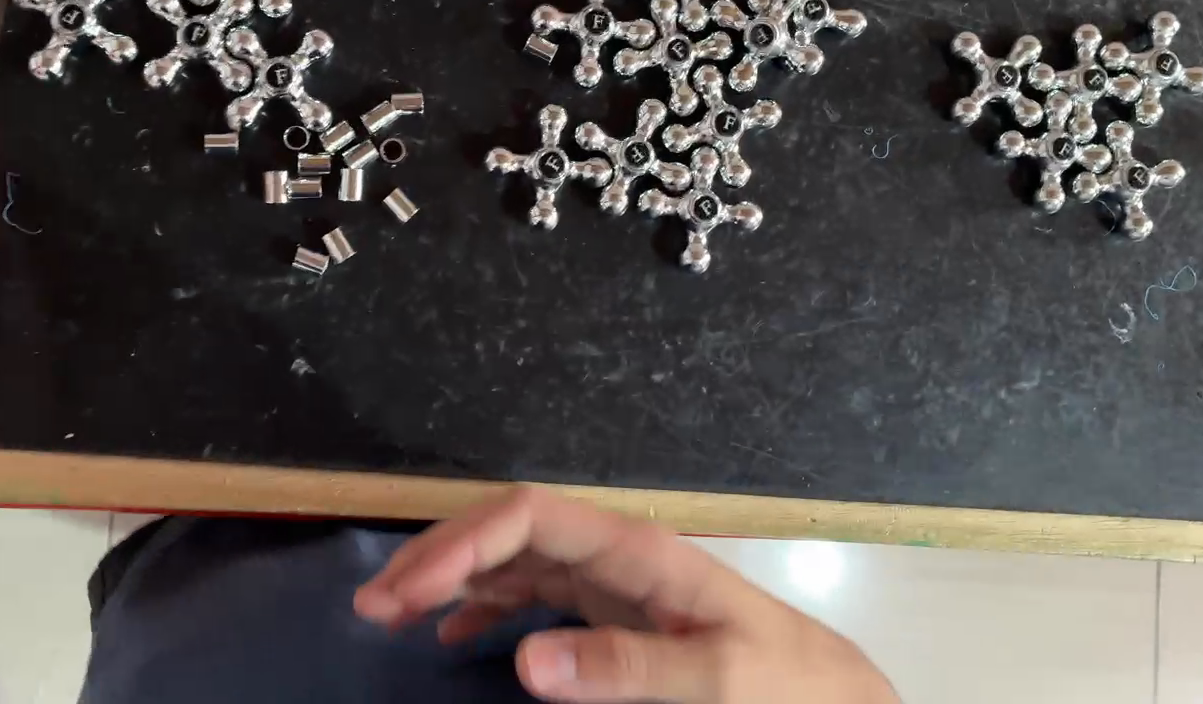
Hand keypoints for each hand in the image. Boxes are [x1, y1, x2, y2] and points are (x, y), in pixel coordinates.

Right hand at [355, 488, 898, 703]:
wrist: (827, 693)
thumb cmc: (782, 678)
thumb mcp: (720, 678)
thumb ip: (629, 668)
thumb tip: (528, 661)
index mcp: (632, 549)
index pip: (532, 516)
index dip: (466, 539)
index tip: (411, 586)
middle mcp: (609, 553)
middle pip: (509, 529)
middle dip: (440, 554)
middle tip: (375, 602)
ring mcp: (605, 580)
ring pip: (511, 559)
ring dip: (451, 577)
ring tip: (393, 612)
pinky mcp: (607, 609)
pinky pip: (530, 592)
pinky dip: (484, 605)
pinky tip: (453, 631)